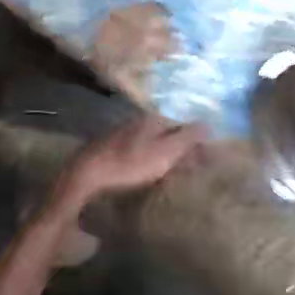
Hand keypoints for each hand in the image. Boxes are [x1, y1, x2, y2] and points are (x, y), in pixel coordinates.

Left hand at [60, 115, 203, 203]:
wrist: (86, 175)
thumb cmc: (130, 165)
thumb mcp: (166, 152)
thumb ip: (187, 137)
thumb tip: (208, 124)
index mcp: (152, 119)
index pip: (183, 126)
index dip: (196, 143)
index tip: (204, 161)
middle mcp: (136, 120)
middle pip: (165, 133)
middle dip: (179, 148)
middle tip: (190, 168)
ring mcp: (119, 133)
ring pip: (149, 141)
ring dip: (162, 154)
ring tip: (171, 172)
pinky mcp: (107, 148)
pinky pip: (134, 151)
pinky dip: (144, 159)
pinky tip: (144, 172)